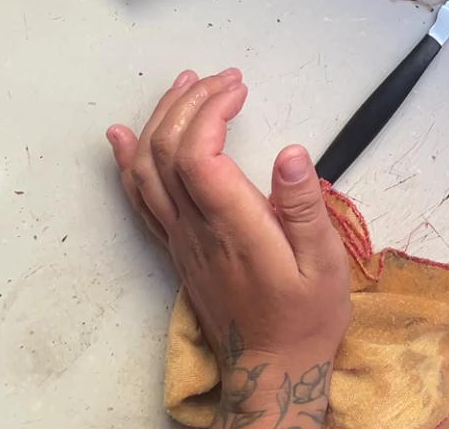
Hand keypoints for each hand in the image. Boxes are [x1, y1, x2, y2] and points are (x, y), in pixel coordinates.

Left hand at [108, 70, 350, 425]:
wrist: (272, 370)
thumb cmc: (305, 315)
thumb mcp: (324, 261)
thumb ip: (305, 205)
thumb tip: (291, 153)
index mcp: (233, 227)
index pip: (198, 156)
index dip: (211, 111)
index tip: (239, 88)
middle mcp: (196, 229)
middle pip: (166, 153)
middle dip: (190, 102)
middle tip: (224, 78)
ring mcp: (179, 239)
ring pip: (146, 170)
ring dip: (161, 119)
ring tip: (186, 85)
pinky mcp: (176, 247)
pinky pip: (139, 199)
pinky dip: (127, 161)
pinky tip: (124, 136)